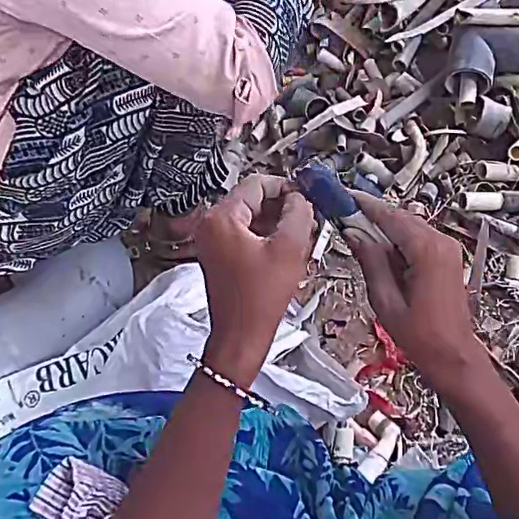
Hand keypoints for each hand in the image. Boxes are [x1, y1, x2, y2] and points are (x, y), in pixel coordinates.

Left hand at [194, 174, 315, 385]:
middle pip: (254, 199)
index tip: (306, 197)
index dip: (286, 187)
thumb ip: (298, 212)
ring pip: (252, 217)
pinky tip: (288, 251)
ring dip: (277, 223)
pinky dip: (268, 237)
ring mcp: (213, 241)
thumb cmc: (258, 299)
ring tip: (301, 238)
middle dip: (283, 208)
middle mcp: (211, 225)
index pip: (258, 183)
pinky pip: (247, 234)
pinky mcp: (220, 255)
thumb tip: (300, 198)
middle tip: (307, 219)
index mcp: (221, 218)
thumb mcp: (289, 248)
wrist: (241, 335)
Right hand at [348, 192, 494, 395]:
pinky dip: (399, 240)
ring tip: (360, 238)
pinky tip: (383, 252)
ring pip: (410, 226)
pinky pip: (419, 239)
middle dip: (373, 217)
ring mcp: (448, 249)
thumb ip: (370, 262)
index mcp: (426, 251)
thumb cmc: (423, 336)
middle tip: (346, 218)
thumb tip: (355, 235)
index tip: (345, 198)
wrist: (454, 355)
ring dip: (385, 229)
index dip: (364, 206)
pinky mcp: (448, 257)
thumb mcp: (385, 300)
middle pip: (401, 217)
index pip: (390, 216)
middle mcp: (441, 243)